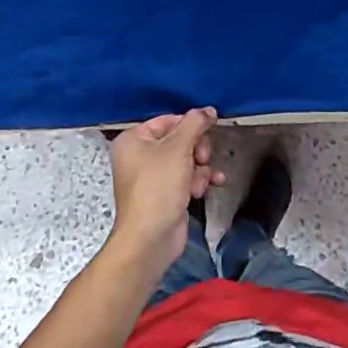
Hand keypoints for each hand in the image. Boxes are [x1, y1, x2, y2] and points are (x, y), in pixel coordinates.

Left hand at [106, 108, 223, 278]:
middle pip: (179, 140)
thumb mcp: (178, 148)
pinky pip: (186, 178)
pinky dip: (199, 180)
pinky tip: (213, 184)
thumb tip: (208, 110)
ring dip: (200, 168)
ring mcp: (153, 177)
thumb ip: (195, 124)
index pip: (168, 120)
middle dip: (196, 150)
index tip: (209, 129)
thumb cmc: (158, 186)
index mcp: (134, 139)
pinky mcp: (165, 194)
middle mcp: (140, 156)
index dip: (190, 125)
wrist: (150, 237)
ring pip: (187, 160)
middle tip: (201, 159)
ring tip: (202, 180)